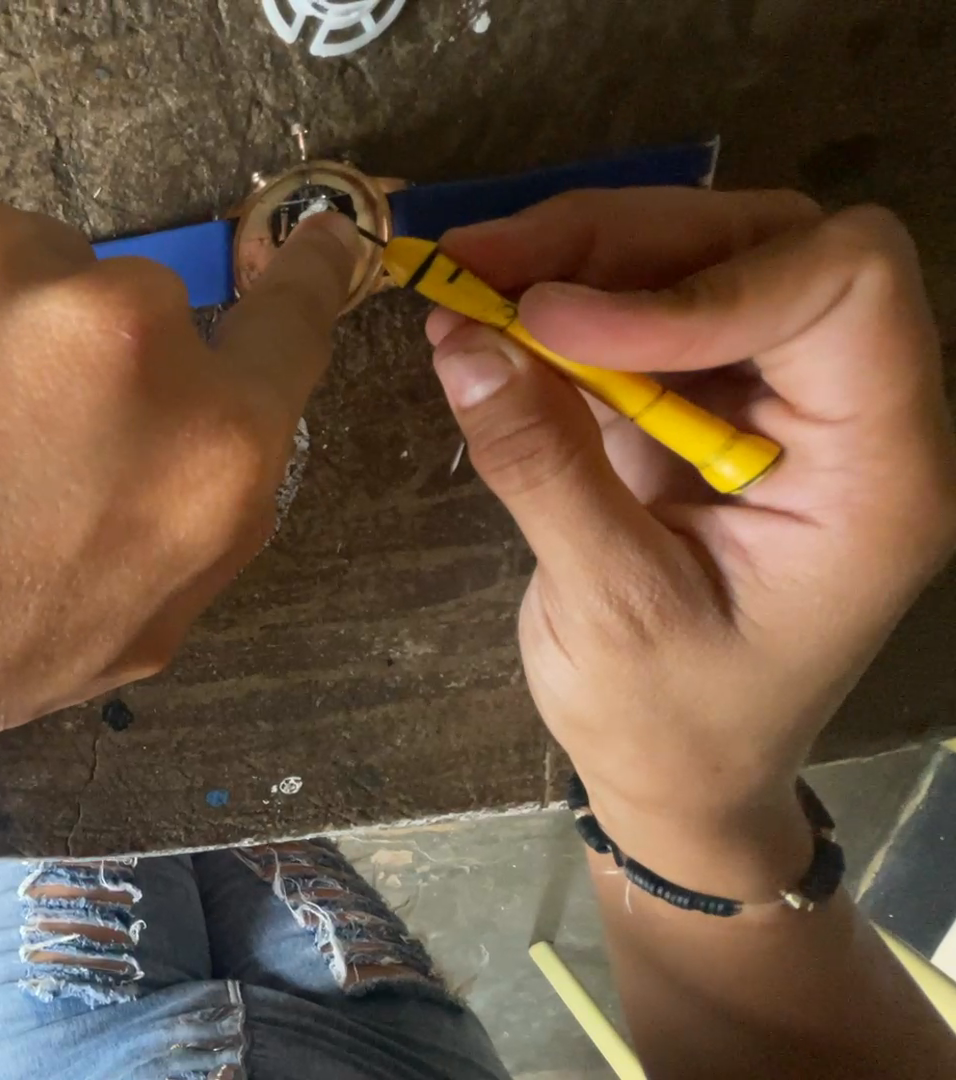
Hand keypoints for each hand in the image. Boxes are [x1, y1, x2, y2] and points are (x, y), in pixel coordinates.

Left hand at [0, 182, 359, 845]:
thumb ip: (209, 506)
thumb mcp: (127, 628)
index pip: (288, 319)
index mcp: (202, 442)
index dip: (299, 282)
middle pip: (136, 302)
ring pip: (27, 266)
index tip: (310, 246)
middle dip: (87, 366)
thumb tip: (226, 412)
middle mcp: (118, 326)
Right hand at [428, 189, 955, 892]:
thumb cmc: (665, 711)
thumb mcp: (604, 598)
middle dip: (612, 242)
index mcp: (873, 464)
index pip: (833, 292)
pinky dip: (543, 326)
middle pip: (756, 253)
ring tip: (459, 280)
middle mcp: (829, 412)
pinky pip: (618, 341)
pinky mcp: (672, 426)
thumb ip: (540, 466)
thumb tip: (462, 347)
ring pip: (681, 279)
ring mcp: (747, 413)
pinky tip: (475, 329)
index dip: (687, 286)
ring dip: (567, 268)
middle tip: (475, 257)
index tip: (544, 320)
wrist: (668, 765)